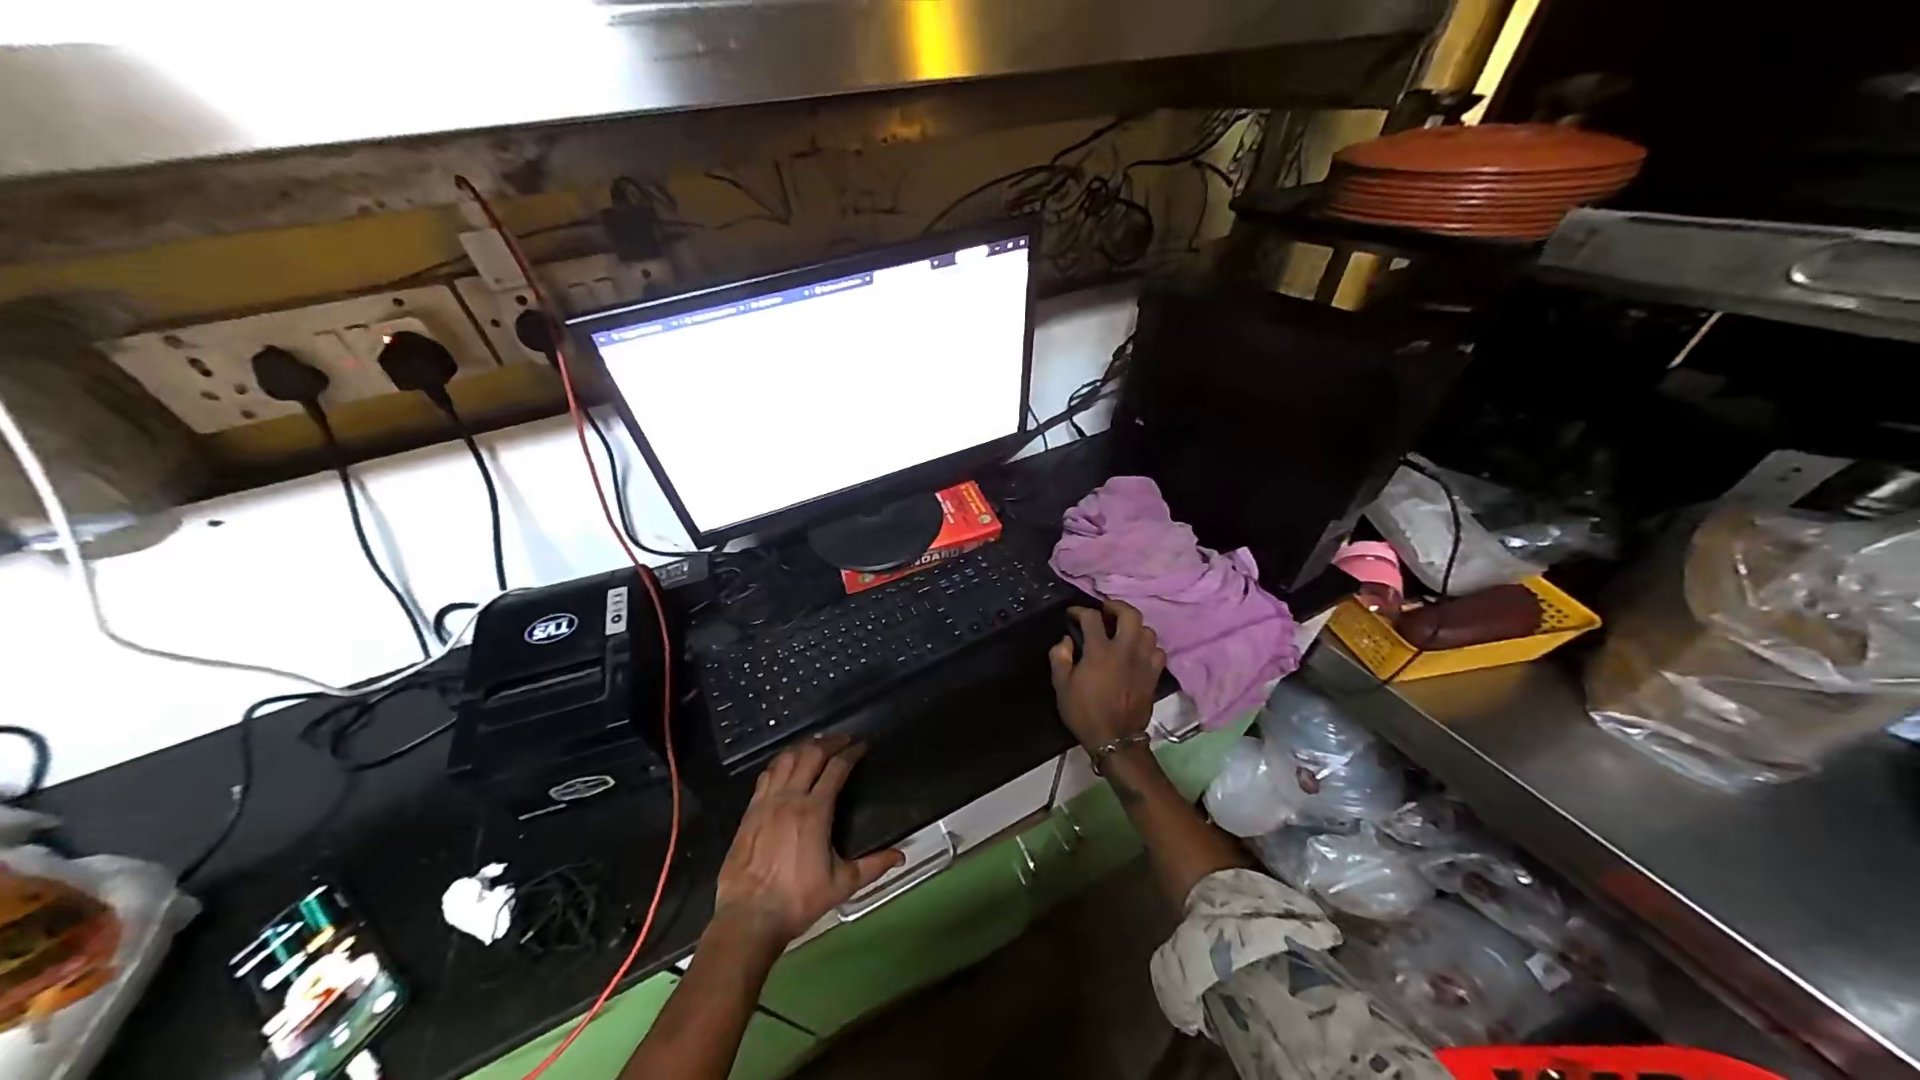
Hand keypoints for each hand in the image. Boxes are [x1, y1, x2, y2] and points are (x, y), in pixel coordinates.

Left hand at [711, 734, 904, 950]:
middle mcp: (790, 799)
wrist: (749, 917)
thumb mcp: (842, 885)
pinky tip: (786, 764)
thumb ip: (873, 866)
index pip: (836, 768)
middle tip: (843, 740)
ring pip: (785, 760)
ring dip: (803, 747)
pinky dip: (780, 762)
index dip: (851, 753)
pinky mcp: (749, 812)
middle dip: (829, 742)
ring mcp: (766, 803)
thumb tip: (901, 855)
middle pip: (810, 755)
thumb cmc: (798, 900)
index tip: (862, 746)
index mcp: (815, 811)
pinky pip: (766, 775)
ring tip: (817, 745)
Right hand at [1048, 600, 1165, 751]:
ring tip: (1122, 631)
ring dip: (1134, 626)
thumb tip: (1066, 639)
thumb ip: (1060, 657)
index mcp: (1100, 651)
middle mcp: (1126, 650)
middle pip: (1130, 614)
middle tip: (1105, 610)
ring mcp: (1144, 662)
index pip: (1092, 618)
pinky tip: (1138, 651)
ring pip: (1148, 631)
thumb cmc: (1084, 712)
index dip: (1080, 611)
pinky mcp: (1154, 675)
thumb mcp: (1061, 685)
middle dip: (1116, 606)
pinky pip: (1158, 651)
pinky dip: (1148, 646)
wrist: (1115, 739)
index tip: (1073, 614)